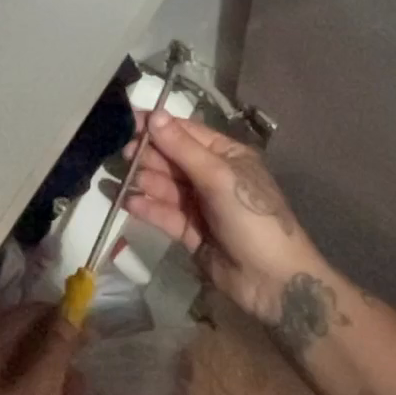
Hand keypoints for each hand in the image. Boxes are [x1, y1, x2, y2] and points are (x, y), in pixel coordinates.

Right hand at [123, 111, 325, 325]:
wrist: (273, 280)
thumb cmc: (252, 217)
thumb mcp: (218, 177)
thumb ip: (182, 148)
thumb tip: (154, 115)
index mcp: (227, 155)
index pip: (186, 132)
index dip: (158, 127)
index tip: (126, 122)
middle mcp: (212, 176)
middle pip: (172, 158)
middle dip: (148, 155)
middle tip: (123, 155)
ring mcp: (201, 205)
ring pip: (165, 186)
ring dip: (145, 181)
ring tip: (123, 179)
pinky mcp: (191, 232)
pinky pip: (165, 214)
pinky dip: (148, 207)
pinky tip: (129, 202)